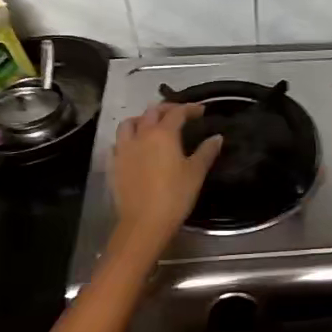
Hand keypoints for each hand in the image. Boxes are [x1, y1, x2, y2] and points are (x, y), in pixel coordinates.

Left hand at [111, 102, 222, 250]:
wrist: (144, 222)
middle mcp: (141, 135)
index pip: (177, 113)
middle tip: (179, 114)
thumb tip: (217, 137)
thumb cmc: (175, 196)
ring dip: (142, 119)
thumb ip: (206, 151)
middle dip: (167, 109)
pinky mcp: (114, 164)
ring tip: (152, 125)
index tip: (201, 110)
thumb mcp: (196, 173)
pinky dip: (129, 138)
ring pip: (129, 123)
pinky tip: (135, 146)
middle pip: (152, 112)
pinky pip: (119, 142)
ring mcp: (124, 149)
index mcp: (163, 134)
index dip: (190, 108)